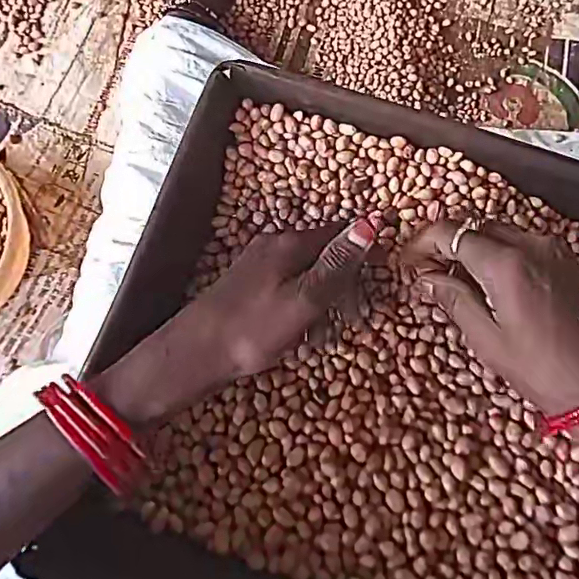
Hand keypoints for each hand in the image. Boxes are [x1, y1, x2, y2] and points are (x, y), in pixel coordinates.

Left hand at [101, 219, 375, 421]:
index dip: (366, 250)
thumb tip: (370, 224)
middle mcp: (273, 245)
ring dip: (323, 302)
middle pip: (325, 254)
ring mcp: (258, 264)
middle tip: (352, 319)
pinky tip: (298, 336)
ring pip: (308, 274)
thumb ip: (336, 264)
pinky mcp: (249, 286)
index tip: (385, 272)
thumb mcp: (304, 300)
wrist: (192, 354)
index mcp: (289, 244)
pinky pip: (290, 289)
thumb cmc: (251, 331)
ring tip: (319, 337)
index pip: (341, 233)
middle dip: (344, 284)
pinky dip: (303, 309)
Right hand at [400, 219, 578, 415]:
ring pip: (498, 232)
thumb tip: (429, 278)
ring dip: (472, 247)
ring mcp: (553, 251)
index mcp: (506, 264)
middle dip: (446, 243)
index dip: (423, 243)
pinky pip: (521, 244)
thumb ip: (454, 299)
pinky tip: (489, 283)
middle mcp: (531, 247)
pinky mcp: (566, 262)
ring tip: (456, 281)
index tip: (409, 261)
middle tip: (428, 271)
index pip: (451, 233)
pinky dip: (498, 253)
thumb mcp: (487, 339)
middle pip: (474, 226)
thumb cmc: (545, 371)